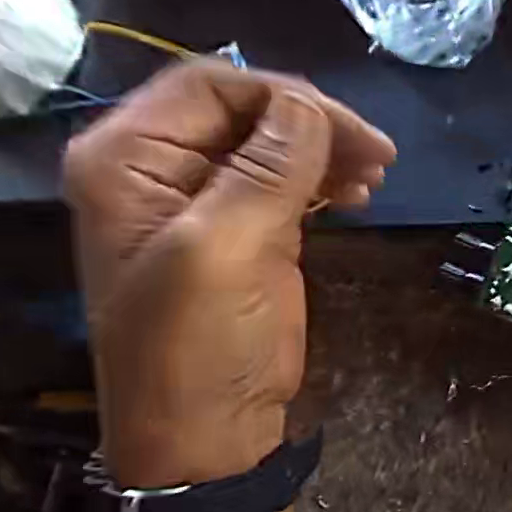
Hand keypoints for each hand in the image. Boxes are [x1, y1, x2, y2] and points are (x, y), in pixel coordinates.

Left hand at [65, 62, 395, 487]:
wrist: (210, 424)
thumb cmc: (200, 342)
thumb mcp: (224, 251)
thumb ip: (264, 173)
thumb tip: (310, 107)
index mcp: (130, 158)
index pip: (212, 88)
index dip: (289, 99)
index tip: (358, 135)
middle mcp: (164, 168)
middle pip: (247, 112)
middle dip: (316, 125)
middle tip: (381, 155)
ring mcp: (210, 202)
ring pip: (274, 146)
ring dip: (328, 152)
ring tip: (376, 176)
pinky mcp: (250, 234)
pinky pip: (289, 185)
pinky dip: (326, 182)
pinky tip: (357, 195)